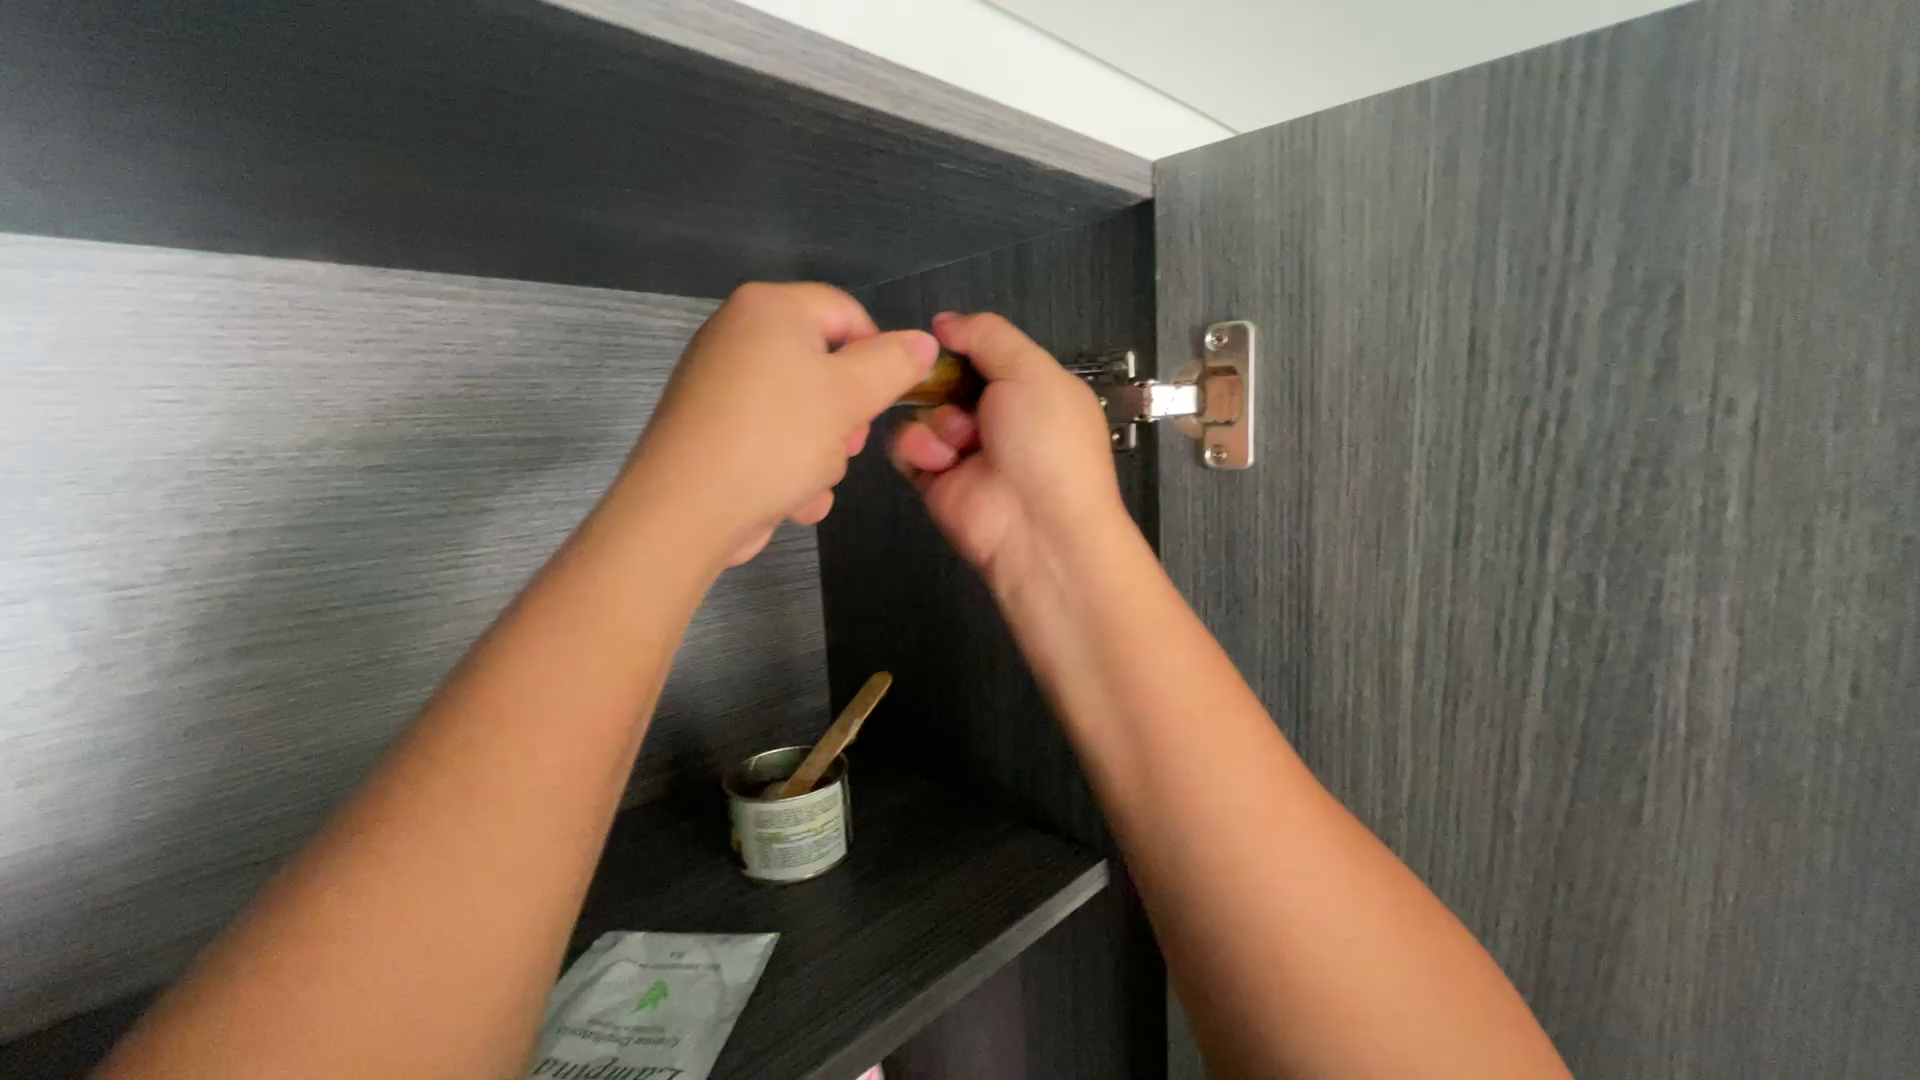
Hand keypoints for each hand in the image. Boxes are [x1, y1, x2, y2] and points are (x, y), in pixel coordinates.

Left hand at [624, 283, 936, 565]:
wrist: (687, 510)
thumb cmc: (775, 439)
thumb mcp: (850, 397)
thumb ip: (894, 365)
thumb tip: (925, 341)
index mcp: (769, 309)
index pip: (848, 313)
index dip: (879, 354)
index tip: (886, 400)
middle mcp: (738, 335)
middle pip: (825, 366)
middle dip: (845, 416)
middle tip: (844, 445)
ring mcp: (721, 385)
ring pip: (803, 411)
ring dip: (821, 452)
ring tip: (809, 479)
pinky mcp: (713, 430)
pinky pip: (771, 437)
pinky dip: (787, 466)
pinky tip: (788, 497)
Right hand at [889, 312, 1130, 593]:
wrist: (1037, 528)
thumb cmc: (1047, 443)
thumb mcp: (1031, 372)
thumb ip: (988, 336)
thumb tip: (945, 322)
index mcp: (1032, 390)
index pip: (985, 353)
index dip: (961, 343)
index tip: (941, 338)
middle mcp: (999, 419)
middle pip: (947, 380)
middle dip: (942, 382)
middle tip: (949, 391)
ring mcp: (965, 451)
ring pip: (923, 412)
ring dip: (937, 420)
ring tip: (962, 442)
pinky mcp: (934, 480)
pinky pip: (905, 447)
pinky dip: (916, 448)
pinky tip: (940, 461)